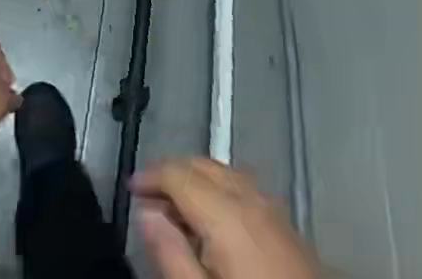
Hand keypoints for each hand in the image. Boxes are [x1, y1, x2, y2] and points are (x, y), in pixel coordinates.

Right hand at [132, 158, 331, 278]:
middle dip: (173, 173)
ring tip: (178, 209)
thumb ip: (171, 255)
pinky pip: (247, 192)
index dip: (150, 176)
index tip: (130, 191)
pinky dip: (222, 193)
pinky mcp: (291, 233)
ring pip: (227, 176)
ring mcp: (276, 214)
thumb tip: (147, 213)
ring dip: (198, 181)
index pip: (178, 173)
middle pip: (204, 166)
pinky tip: (216, 222)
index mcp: (227, 214)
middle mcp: (252, 201)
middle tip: (149, 197)